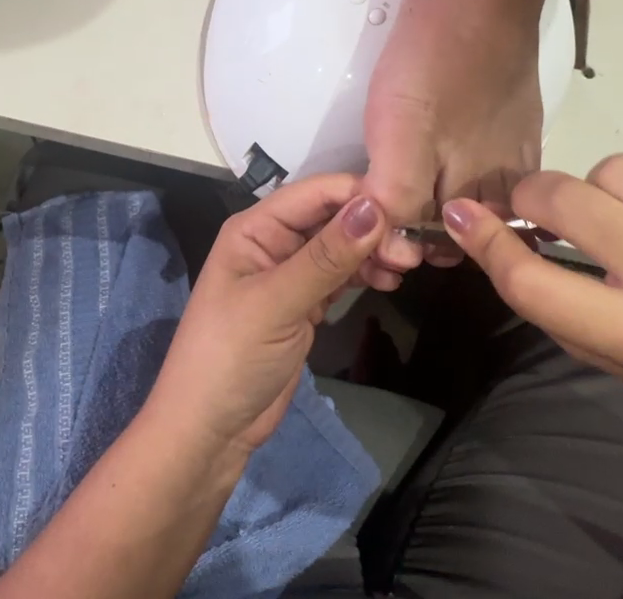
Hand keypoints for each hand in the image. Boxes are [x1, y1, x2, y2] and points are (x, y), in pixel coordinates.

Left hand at [147, 175, 387, 451]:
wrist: (210, 430)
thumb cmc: (230, 357)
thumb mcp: (276, 303)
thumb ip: (325, 257)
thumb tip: (374, 208)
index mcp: (255, 228)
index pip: (316, 193)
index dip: (360, 194)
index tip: (407, 209)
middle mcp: (273, 242)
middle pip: (332, 217)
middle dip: (372, 226)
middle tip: (412, 251)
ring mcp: (290, 274)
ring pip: (341, 247)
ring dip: (373, 251)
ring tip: (408, 266)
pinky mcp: (304, 304)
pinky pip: (341, 276)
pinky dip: (365, 274)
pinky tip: (390, 280)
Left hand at [358, 0, 565, 289]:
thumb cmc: (440, 48)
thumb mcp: (408, 135)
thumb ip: (396, 196)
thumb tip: (383, 246)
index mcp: (493, 169)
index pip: (464, 235)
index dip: (419, 250)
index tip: (371, 254)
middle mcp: (500, 141)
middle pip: (463, 200)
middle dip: (414, 222)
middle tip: (362, 227)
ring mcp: (490, 97)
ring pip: (456, 156)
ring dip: (416, 178)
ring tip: (373, 188)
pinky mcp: (472, 57)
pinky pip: (449, 109)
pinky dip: (422, 129)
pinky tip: (398, 123)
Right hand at [441, 154, 622, 426]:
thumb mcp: (611, 353)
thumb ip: (545, 293)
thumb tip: (475, 223)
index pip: (534, 280)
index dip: (486, 242)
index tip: (461, 214)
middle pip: (568, 202)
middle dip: (535, 196)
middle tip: (536, 205)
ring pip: (616, 169)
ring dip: (602, 189)